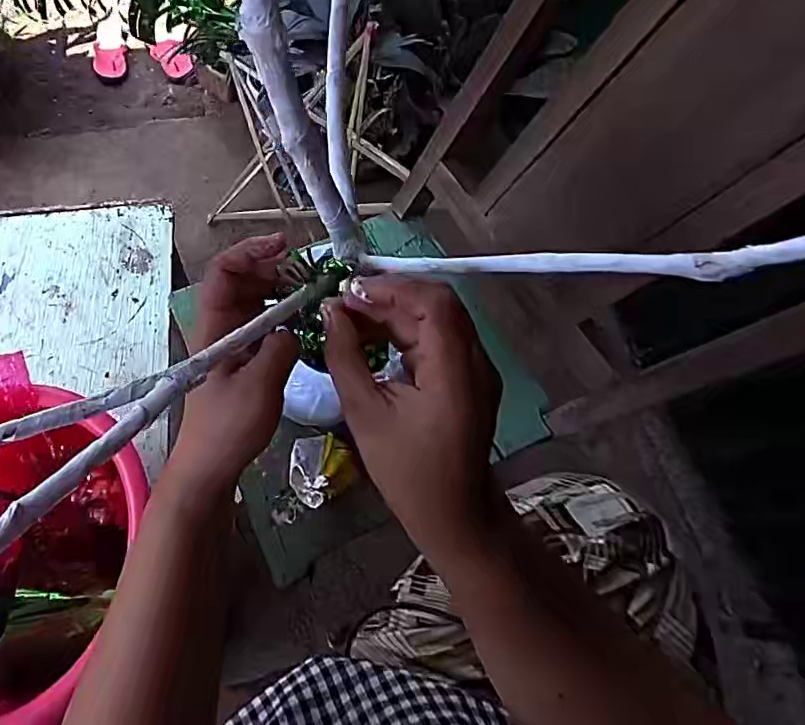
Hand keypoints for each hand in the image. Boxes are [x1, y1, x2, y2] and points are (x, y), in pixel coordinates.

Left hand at [167, 234, 299, 498]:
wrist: (207, 469)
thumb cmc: (225, 429)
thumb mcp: (259, 388)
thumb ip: (280, 350)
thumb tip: (291, 328)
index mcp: (213, 327)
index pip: (223, 272)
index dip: (249, 251)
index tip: (282, 246)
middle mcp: (219, 328)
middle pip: (239, 280)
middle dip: (270, 269)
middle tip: (304, 274)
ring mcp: (229, 343)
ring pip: (252, 301)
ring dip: (277, 290)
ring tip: (306, 293)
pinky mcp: (241, 359)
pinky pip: (261, 323)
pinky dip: (280, 315)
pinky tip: (300, 322)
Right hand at [322, 276, 501, 564]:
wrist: (454, 516)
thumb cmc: (408, 472)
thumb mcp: (364, 413)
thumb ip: (345, 356)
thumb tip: (330, 312)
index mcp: (454, 372)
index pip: (433, 303)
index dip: (390, 288)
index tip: (348, 292)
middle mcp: (474, 361)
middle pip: (435, 304)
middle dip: (387, 295)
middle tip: (343, 302)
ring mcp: (474, 367)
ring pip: (434, 316)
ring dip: (392, 310)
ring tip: (349, 317)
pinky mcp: (467, 374)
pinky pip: (435, 336)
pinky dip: (402, 328)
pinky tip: (370, 336)